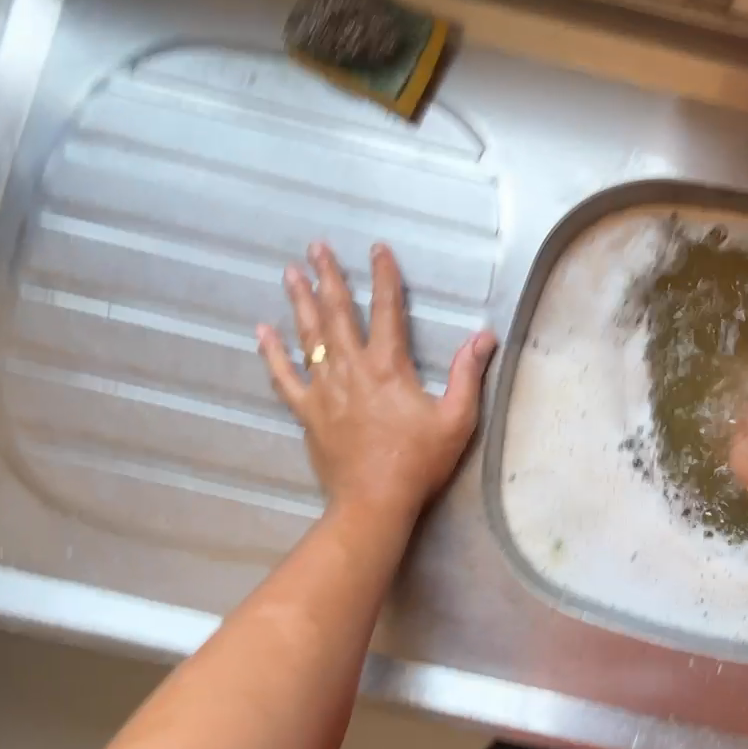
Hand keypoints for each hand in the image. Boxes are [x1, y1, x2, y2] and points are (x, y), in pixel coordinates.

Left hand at [257, 241, 496, 519]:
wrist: (375, 501)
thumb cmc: (420, 461)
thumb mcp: (458, 418)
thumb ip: (469, 373)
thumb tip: (484, 335)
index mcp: (389, 366)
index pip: (387, 309)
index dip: (384, 276)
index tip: (378, 248)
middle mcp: (352, 368)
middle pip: (338, 313)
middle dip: (328, 276)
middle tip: (316, 247)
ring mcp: (324, 390)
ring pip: (309, 336)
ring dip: (300, 301)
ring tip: (291, 273)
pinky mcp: (307, 412)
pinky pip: (283, 377)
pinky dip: (272, 353)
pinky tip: (262, 332)